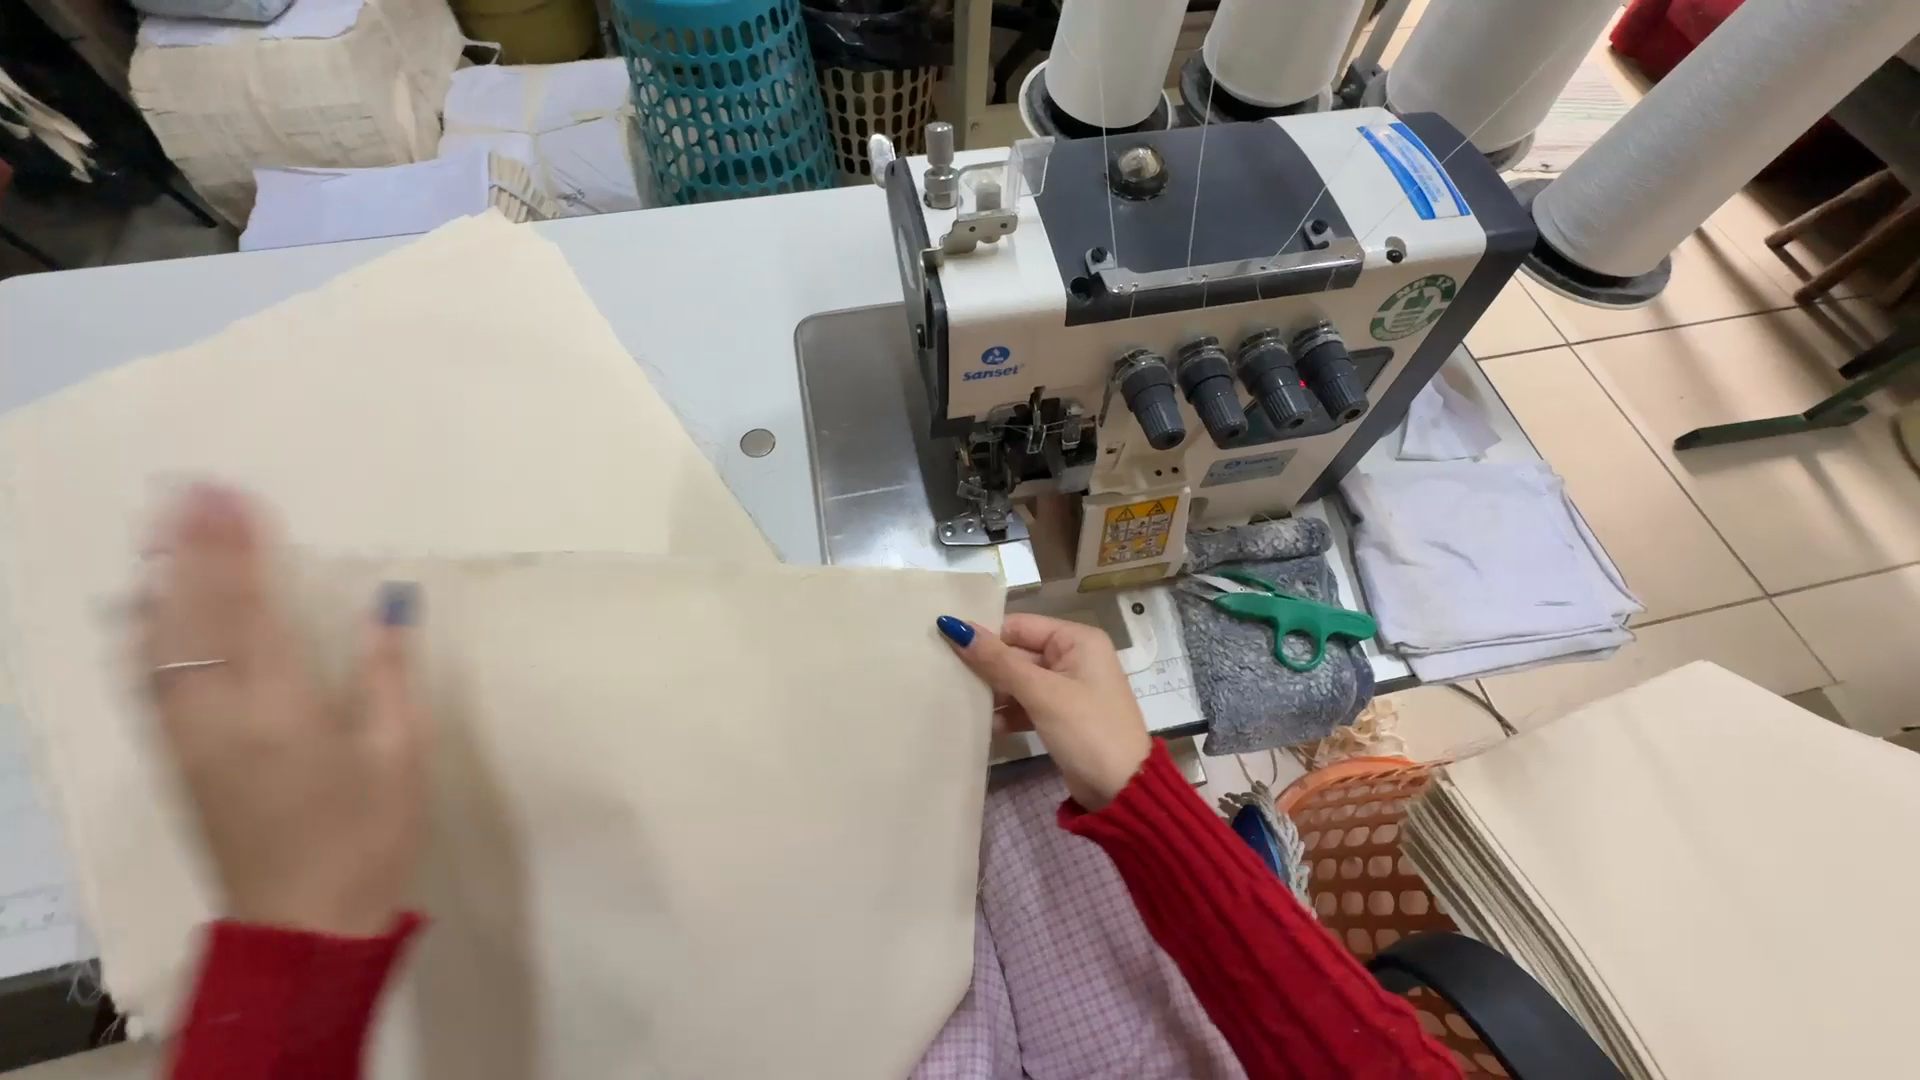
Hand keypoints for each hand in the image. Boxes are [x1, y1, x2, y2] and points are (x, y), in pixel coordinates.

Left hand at [137, 484, 431, 937]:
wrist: (302, 917)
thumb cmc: (370, 831)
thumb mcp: (401, 750)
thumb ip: (389, 672)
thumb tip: (388, 600)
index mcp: (281, 708)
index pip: (247, 609)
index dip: (235, 549)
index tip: (230, 497)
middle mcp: (216, 714)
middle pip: (190, 617)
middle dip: (187, 549)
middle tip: (186, 490)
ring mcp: (186, 738)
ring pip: (154, 645)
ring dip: (157, 582)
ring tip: (158, 530)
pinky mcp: (177, 757)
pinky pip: (147, 681)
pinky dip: (142, 633)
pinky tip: (141, 608)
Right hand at [938, 613, 1150, 809]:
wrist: (1123, 789)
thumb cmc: (1086, 729)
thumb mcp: (1041, 692)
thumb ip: (998, 661)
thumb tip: (954, 626)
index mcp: (1077, 640)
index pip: (1020, 626)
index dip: (986, 635)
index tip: (946, 646)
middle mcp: (1074, 657)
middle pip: (1018, 652)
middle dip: (987, 666)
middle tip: (945, 674)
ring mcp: (1068, 688)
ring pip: (1020, 680)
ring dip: (994, 692)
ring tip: (958, 700)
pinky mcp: (1061, 715)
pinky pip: (1027, 703)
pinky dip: (1008, 712)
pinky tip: (984, 725)